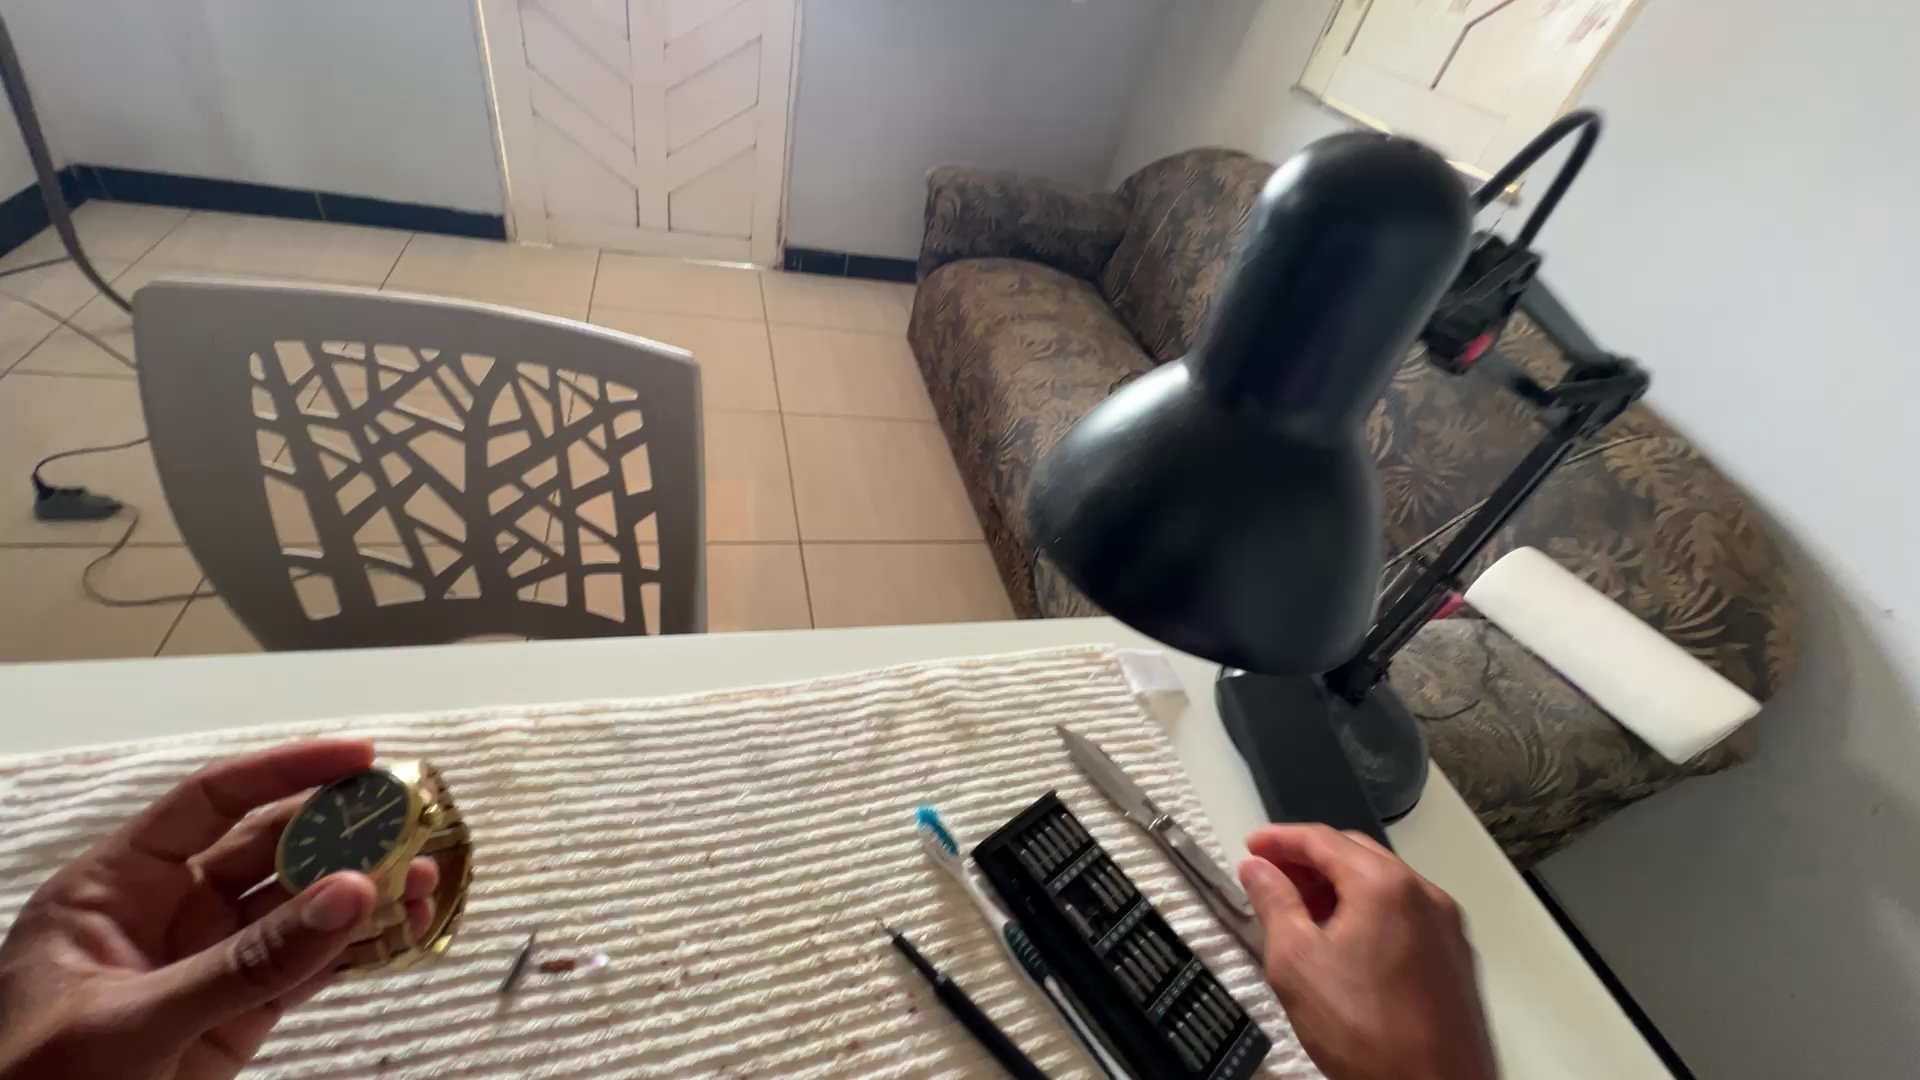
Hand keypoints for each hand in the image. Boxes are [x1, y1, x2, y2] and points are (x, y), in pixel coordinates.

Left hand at [0, 740, 440, 1079]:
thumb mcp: (127, 1028)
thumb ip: (247, 962)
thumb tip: (357, 890)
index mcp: (120, 888)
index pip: (213, 800)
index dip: (289, 768)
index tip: (362, 757)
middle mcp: (180, 906)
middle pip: (284, 842)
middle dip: (353, 831)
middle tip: (414, 824)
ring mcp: (224, 951)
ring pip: (317, 895)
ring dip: (376, 884)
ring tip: (425, 881)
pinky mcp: (258, 996)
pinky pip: (329, 951)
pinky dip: (374, 937)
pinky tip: (411, 925)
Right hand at [1239, 825, 1495, 1079]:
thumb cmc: (1369, 1036)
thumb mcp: (1296, 960)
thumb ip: (1273, 901)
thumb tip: (1258, 870)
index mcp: (1385, 885)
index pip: (1321, 838)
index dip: (1279, 839)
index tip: (1252, 847)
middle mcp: (1424, 896)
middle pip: (1353, 853)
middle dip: (1307, 860)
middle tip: (1270, 876)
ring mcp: (1446, 929)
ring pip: (1380, 883)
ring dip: (1336, 886)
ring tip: (1300, 912)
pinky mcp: (1454, 961)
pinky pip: (1402, 914)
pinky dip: (1365, 910)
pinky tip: (1339, 940)